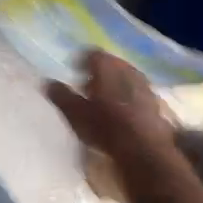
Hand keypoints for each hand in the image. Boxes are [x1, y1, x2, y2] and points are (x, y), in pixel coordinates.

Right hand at [46, 51, 175, 163]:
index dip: (81, 61)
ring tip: (103, 99)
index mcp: (106, 67)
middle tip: (86, 86)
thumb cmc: (105, 128)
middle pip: (111, 63)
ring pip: (125, 76)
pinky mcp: (154, 100)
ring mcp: (143, 83)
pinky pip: (137, 90)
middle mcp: (126, 69)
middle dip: (98, 72)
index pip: (92, 54)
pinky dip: (127, 95)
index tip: (73, 72)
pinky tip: (122, 110)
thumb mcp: (76, 114)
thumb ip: (62, 96)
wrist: (143, 148)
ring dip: (114, 83)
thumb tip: (48, 83)